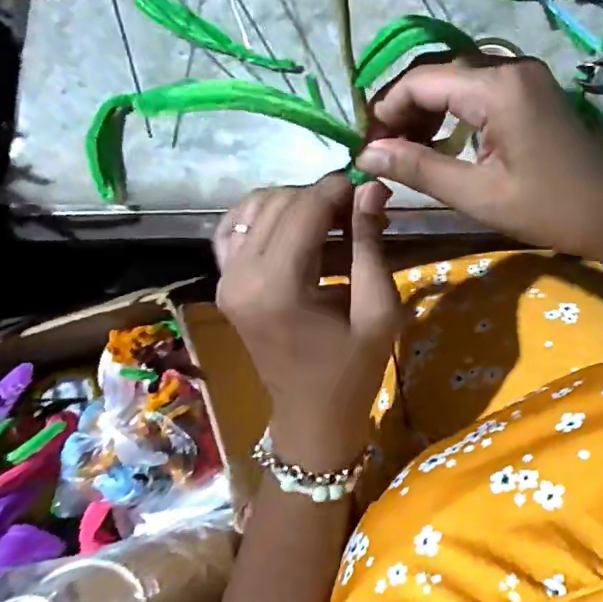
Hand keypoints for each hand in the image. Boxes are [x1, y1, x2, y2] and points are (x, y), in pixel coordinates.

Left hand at [213, 175, 399, 472]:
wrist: (313, 414)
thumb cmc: (354, 368)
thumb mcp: (377, 309)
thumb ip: (370, 245)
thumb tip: (372, 189)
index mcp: (278, 286)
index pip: (304, 209)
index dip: (339, 188)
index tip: (371, 187)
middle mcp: (240, 275)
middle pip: (279, 202)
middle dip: (321, 195)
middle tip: (359, 209)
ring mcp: (225, 279)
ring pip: (256, 208)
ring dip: (296, 203)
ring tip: (333, 219)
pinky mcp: (225, 283)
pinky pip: (236, 229)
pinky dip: (265, 216)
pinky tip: (294, 225)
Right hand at [356, 53, 602, 265]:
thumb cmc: (548, 209)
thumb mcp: (478, 194)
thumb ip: (419, 168)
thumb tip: (366, 152)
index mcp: (497, 87)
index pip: (420, 81)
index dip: (385, 110)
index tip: (367, 147)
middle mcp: (510, 65)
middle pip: (437, 74)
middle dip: (404, 109)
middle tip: (384, 152)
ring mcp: (526, 74)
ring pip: (457, 79)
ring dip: (427, 109)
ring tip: (407, 150)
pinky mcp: (533, 88)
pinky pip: (480, 87)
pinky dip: (455, 109)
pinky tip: (441, 140)